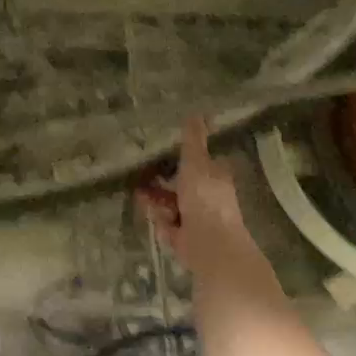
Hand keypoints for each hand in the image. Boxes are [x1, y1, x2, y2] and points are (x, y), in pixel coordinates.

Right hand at [137, 117, 259, 273]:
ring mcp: (195, 217)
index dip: (178, 159)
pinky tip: (158, 219)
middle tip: (141, 175)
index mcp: (214, 177)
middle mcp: (206, 196)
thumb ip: (193, 139)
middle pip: (178, 184)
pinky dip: (161, 221)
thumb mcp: (197, 162)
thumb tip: (196, 112)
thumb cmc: (205, 198)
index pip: (196, 162)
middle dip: (159, 182)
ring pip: (168, 203)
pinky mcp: (183, 236)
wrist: (209, 243)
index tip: (160, 153)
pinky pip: (166, 223)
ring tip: (141, 197)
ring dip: (155, 200)